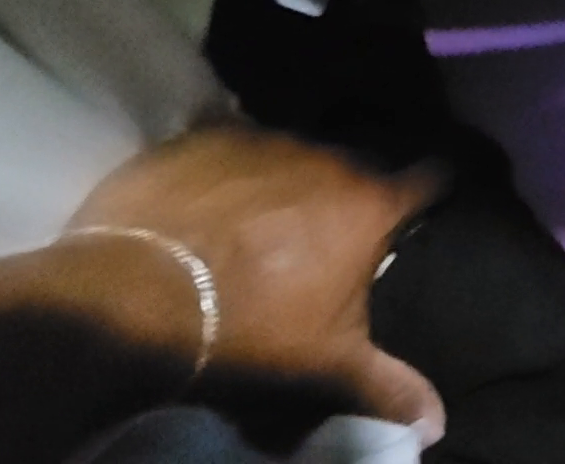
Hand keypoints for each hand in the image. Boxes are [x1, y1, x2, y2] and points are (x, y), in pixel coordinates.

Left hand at [65, 124, 445, 443]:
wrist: (123, 303)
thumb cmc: (247, 331)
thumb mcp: (324, 366)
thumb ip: (389, 386)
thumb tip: (441, 426)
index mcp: (373, 205)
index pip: (434, 175)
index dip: (435, 186)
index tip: (427, 200)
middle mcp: (335, 159)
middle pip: (361, 163)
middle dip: (351, 188)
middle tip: (326, 225)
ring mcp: (270, 142)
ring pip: (297, 151)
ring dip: (289, 176)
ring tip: (259, 213)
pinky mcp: (208, 137)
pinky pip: (234, 142)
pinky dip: (229, 166)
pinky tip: (206, 197)